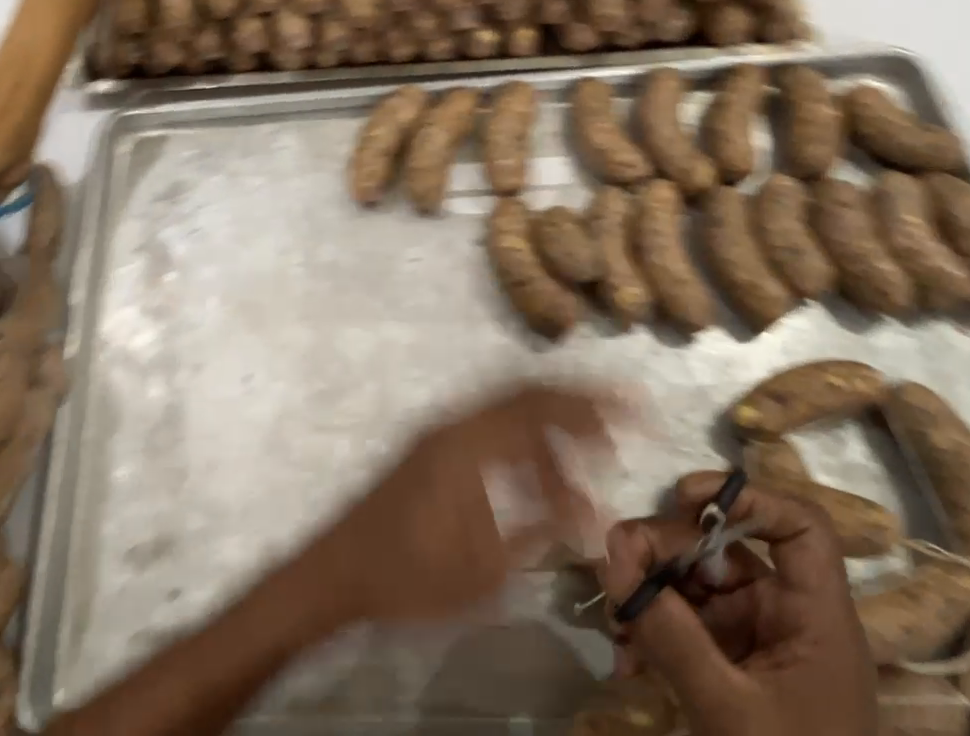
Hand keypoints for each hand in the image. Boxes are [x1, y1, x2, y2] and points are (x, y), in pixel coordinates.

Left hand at [296, 386, 622, 626]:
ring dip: (551, 416)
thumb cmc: (406, 577)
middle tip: (621, 420)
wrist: (334, 572)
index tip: (635, 421)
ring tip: (591, 443)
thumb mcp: (483, 570)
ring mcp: (436, 432)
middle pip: (525, 391)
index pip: (542, 406)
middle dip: (578, 402)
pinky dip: (524, 430)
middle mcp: (452, 424)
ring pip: (506, 403)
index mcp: (466, 444)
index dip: (593, 408)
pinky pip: (488, 420)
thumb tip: (591, 513)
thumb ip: (540, 532)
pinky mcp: (428, 447)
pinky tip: (542, 461)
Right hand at [600, 472, 876, 735]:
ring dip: (645, 593)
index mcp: (814, 616)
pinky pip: (680, 621)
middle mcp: (784, 612)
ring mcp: (752, 636)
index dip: (745, 498)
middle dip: (660, 551)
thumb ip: (674, 638)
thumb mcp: (731, 709)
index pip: (799, 527)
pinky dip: (649, 628)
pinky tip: (626, 656)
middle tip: (614, 571)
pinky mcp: (726, 660)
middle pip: (719, 547)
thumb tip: (616, 567)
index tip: (681, 499)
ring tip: (615, 627)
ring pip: (690, 582)